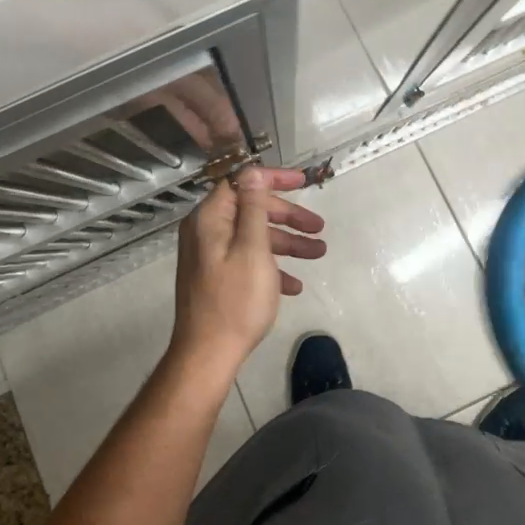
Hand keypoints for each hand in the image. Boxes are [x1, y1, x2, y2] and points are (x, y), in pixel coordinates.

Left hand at [170, 166, 325, 371]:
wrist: (206, 355)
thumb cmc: (235, 300)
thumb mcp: (252, 249)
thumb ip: (253, 208)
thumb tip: (251, 169)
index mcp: (210, 218)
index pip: (242, 182)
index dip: (273, 179)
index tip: (303, 181)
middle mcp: (205, 231)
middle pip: (251, 210)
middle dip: (287, 217)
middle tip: (319, 228)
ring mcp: (209, 255)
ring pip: (253, 237)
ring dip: (286, 243)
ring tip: (318, 253)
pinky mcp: (215, 277)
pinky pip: (247, 261)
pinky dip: (271, 267)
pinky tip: (294, 285)